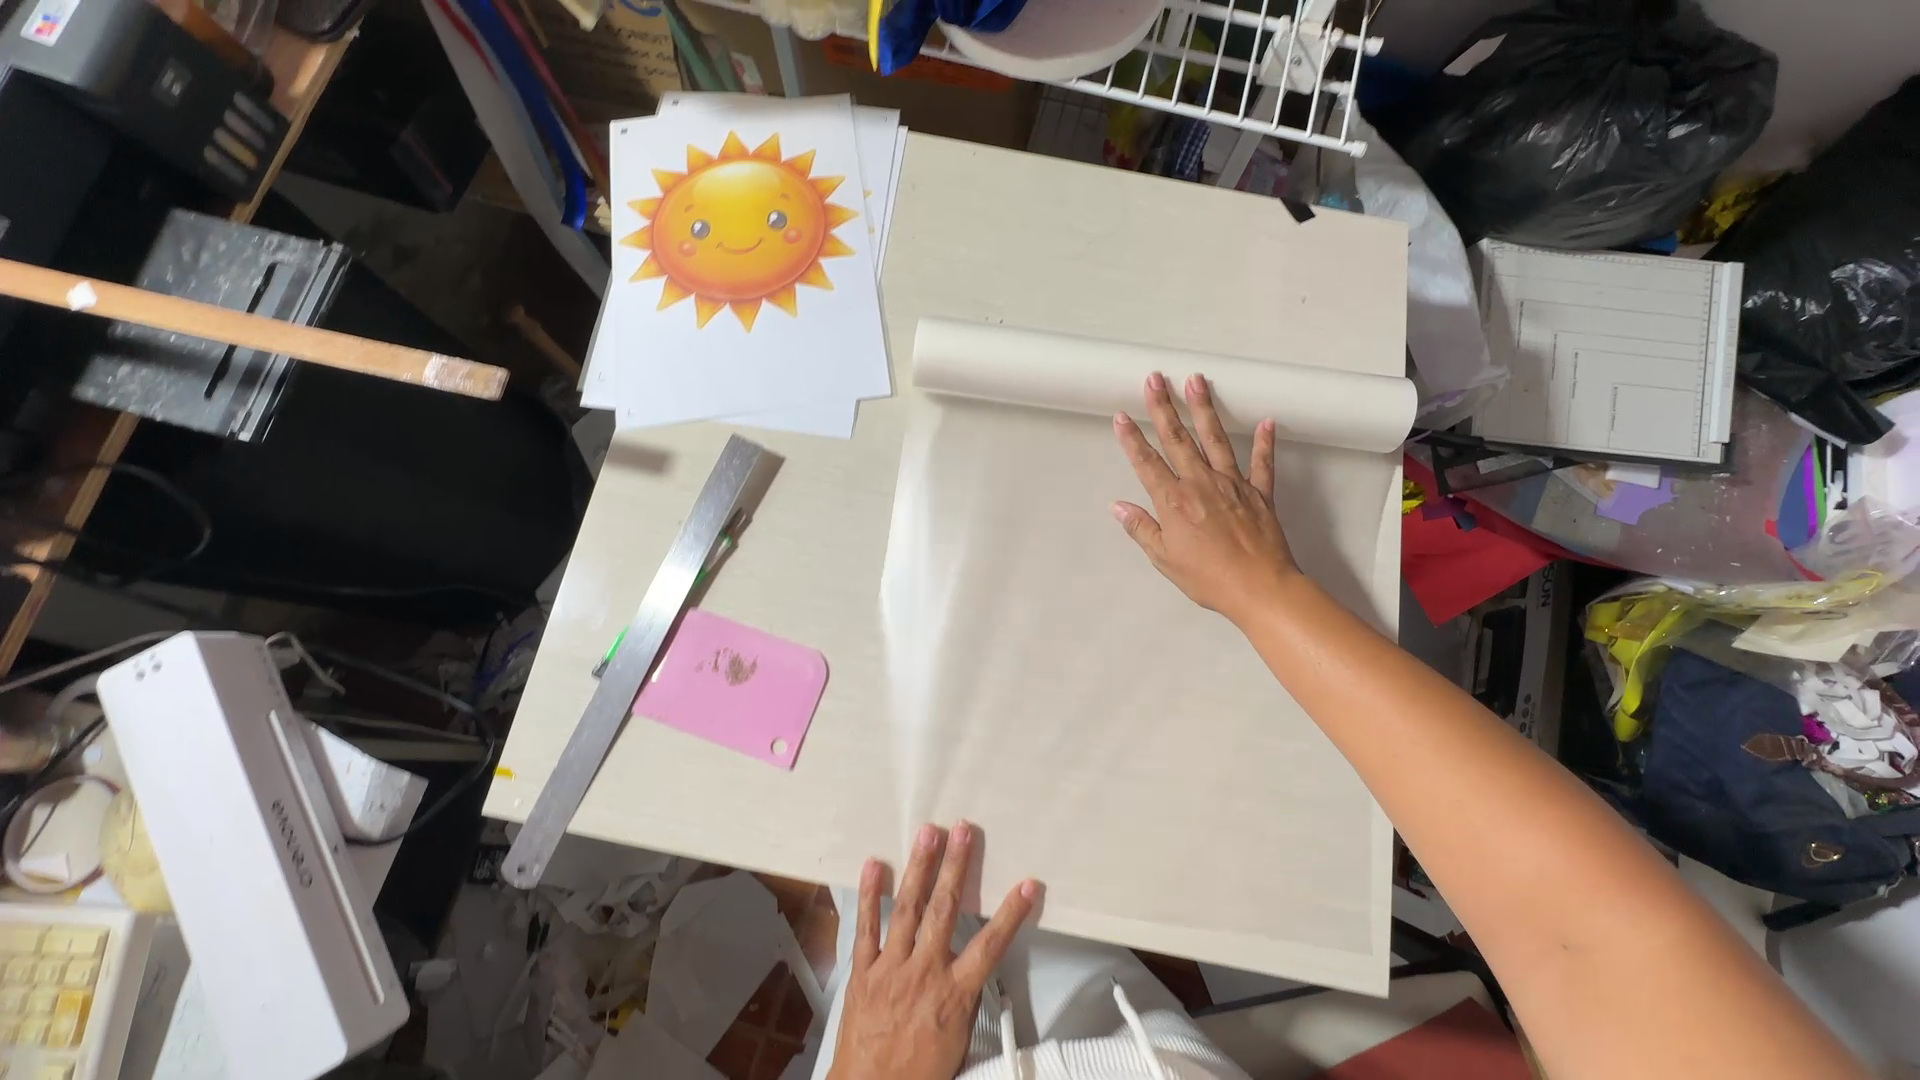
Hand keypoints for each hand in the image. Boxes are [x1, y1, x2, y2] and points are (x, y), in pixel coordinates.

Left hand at [827, 822, 1040, 1079]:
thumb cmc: (919, 1076)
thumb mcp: (958, 1042)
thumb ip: (966, 998)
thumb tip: (974, 969)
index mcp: (953, 994)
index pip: (991, 946)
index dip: (1011, 913)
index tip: (1027, 884)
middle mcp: (924, 973)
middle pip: (944, 910)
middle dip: (955, 867)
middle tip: (962, 830)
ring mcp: (890, 969)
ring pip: (907, 909)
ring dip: (919, 867)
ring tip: (927, 833)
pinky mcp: (863, 972)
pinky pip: (866, 927)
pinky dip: (870, 895)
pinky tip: (875, 865)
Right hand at [1111, 371, 1299, 623]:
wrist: (1260, 588)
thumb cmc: (1210, 578)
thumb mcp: (1165, 559)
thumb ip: (1142, 529)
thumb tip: (1120, 508)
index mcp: (1174, 502)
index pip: (1147, 463)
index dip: (1132, 439)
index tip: (1122, 417)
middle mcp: (1201, 485)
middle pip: (1178, 439)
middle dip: (1163, 407)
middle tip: (1154, 380)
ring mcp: (1232, 485)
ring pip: (1215, 439)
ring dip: (1204, 409)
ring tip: (1196, 382)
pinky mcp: (1259, 494)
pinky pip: (1262, 463)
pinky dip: (1264, 442)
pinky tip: (1266, 423)